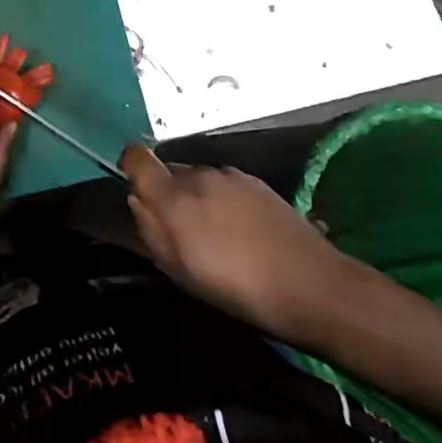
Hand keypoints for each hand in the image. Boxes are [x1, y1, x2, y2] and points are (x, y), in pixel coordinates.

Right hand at [121, 144, 363, 343]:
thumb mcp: (177, 268)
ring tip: (215, 235)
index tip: (136, 191)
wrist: (310, 285)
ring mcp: (233, 176)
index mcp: (172, 194)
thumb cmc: (233, 285)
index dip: (131, 167)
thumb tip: (137, 199)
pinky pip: (227, 186)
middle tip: (180, 230)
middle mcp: (200, 174)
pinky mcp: (260, 184)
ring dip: (198, 198)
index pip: (138, 157)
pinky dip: (224, 201)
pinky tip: (242, 233)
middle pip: (170, 171)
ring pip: (200, 179)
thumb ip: (149, 227)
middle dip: (168, 193)